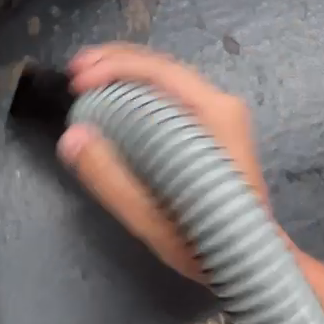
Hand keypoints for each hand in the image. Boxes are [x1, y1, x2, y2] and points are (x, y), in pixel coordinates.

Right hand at [56, 44, 278, 281]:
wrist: (251, 261)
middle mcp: (220, 102)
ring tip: (86, 77)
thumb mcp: (152, 218)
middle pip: (162, 66)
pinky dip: (137, 88)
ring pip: (165, 76)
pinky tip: (114, 97)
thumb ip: (110, 178)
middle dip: (114, 62)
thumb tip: (72, 136)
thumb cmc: (207, 242)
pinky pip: (169, 93)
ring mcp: (218, 111)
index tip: (77, 80)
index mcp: (214, 113)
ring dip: (124, 72)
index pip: (159, 71)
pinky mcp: (212, 124)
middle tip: (74, 70)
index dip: (114, 67)